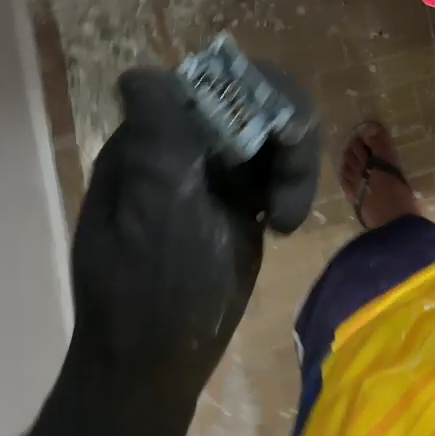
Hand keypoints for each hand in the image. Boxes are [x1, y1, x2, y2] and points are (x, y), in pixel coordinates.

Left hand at [20, 68, 319, 435]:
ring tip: (286, 216)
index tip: (282, 135)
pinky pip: (283, 162)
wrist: (159, 362)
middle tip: (289, 184)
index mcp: (154, 137)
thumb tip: (138, 73)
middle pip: (257, 100)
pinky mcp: (243, 191)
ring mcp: (217, 167)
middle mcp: (186, 141)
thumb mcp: (153, 213)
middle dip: (287, 137)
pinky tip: (285, 220)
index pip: (214, 81)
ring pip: (279, 129)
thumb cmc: (150, 288)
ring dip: (296, 165)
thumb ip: (155, 141)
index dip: (257, 95)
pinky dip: (296, 182)